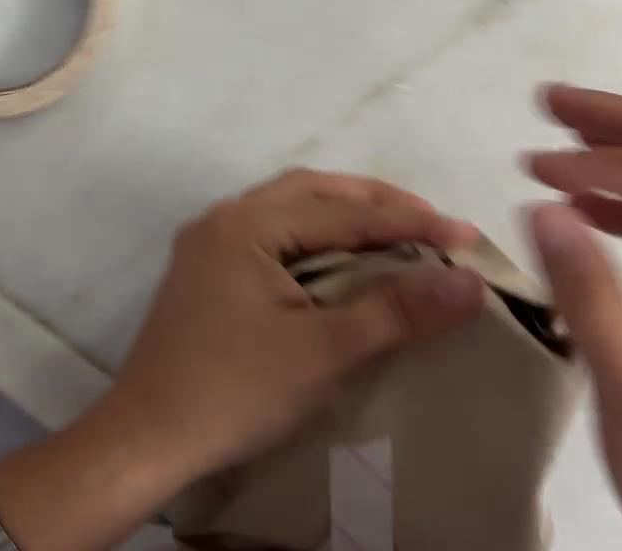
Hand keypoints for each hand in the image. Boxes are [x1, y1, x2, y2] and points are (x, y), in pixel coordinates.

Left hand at [0, 170, 483, 550]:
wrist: (152, 429)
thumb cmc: (237, 388)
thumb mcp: (324, 350)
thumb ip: (396, 310)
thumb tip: (468, 280)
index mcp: (243, 225)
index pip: (339, 212)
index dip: (408, 222)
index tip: (470, 235)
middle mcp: (219, 220)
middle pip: (305, 193)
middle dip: (370, 203)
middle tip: (432, 224)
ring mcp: (205, 245)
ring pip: (282, 211)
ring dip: (337, 216)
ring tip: (396, 237)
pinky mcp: (202, 272)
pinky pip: (265, 236)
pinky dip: (308, 238)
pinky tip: (337, 263)